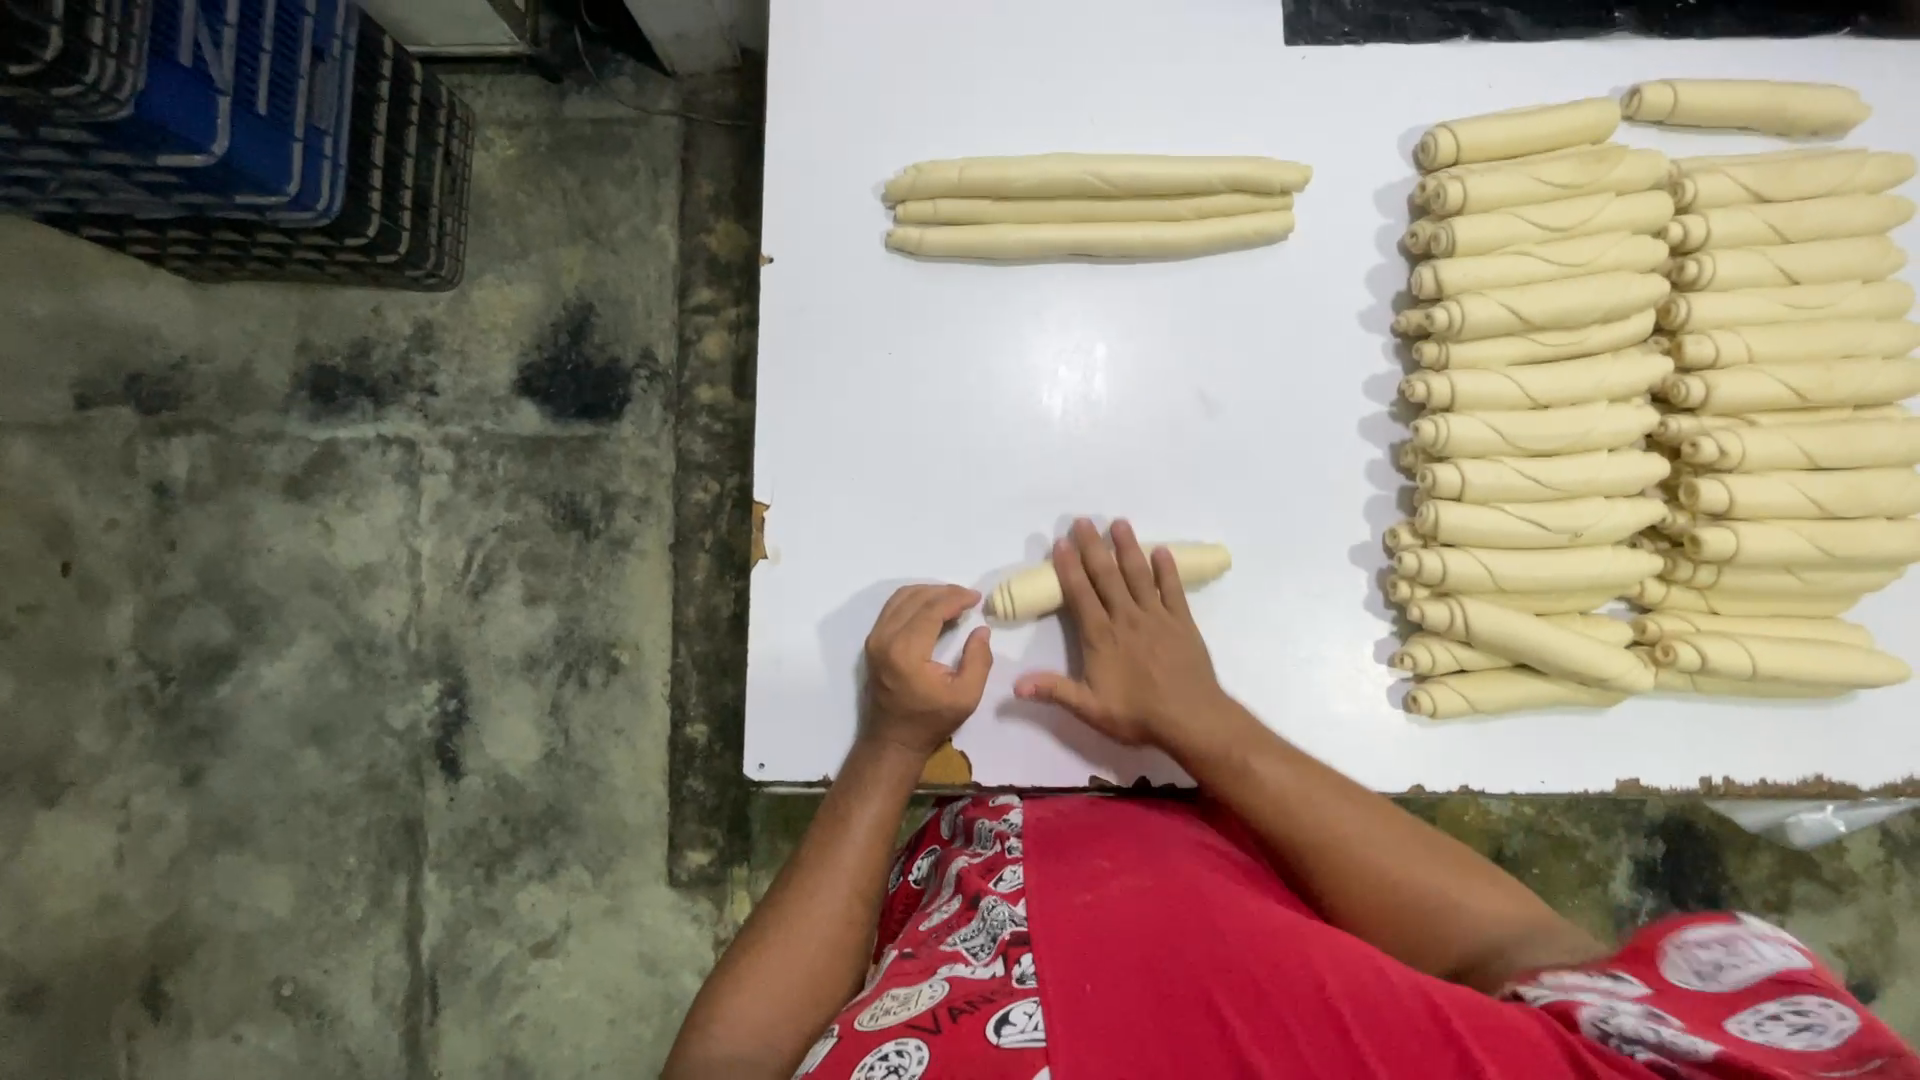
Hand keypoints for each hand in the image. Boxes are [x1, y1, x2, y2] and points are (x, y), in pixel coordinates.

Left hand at [861, 584, 992, 757]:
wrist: (893, 740)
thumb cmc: (930, 721)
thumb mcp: (966, 696)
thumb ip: (979, 660)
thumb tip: (981, 629)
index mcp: (906, 651)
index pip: (931, 609)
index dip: (956, 598)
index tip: (976, 598)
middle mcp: (885, 639)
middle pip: (915, 597)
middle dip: (944, 591)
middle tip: (967, 597)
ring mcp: (874, 639)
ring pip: (900, 598)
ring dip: (928, 593)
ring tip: (952, 599)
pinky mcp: (872, 643)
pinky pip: (892, 609)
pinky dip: (913, 601)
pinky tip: (932, 609)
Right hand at [1013, 519, 1228, 746]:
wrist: (1191, 719)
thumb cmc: (1137, 715)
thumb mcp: (1089, 708)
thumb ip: (1053, 690)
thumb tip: (1015, 685)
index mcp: (1101, 636)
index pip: (1080, 594)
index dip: (1069, 567)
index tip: (1060, 543)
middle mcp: (1126, 618)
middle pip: (1106, 575)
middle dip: (1093, 546)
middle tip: (1083, 521)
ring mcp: (1156, 617)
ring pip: (1138, 574)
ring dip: (1127, 547)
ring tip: (1119, 523)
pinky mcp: (1182, 622)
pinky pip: (1172, 589)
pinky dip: (1166, 569)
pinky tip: (1160, 551)